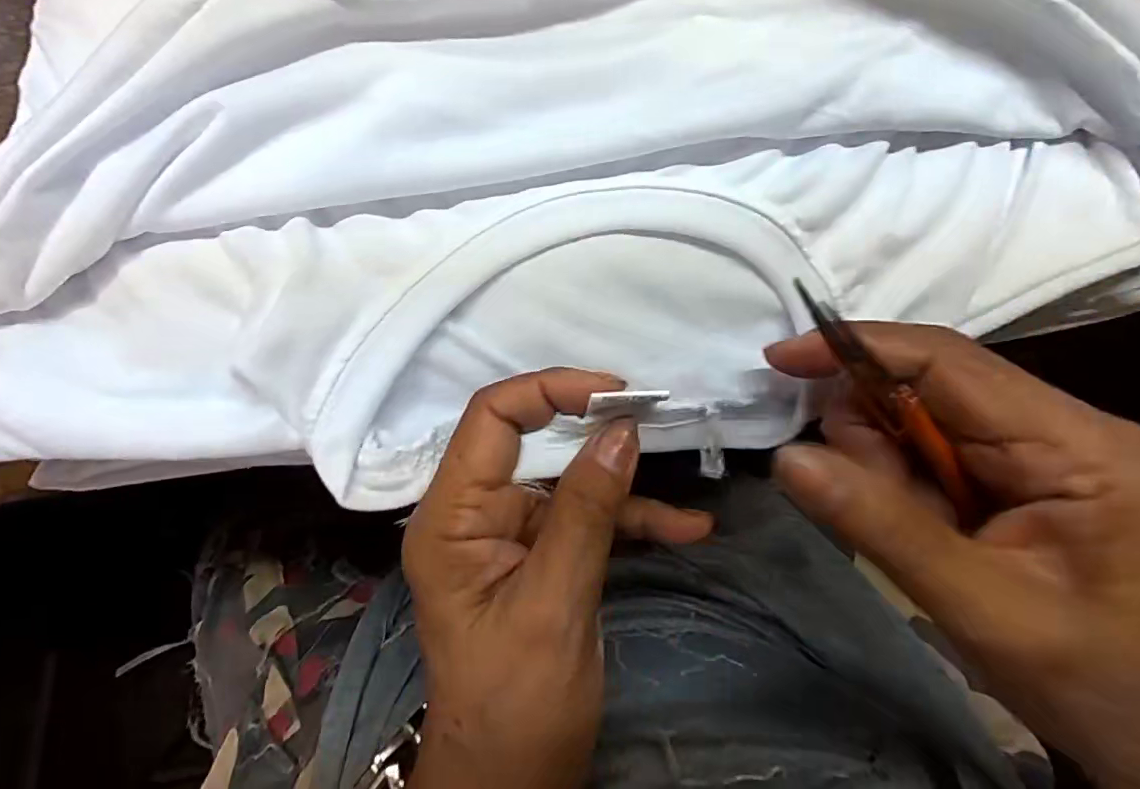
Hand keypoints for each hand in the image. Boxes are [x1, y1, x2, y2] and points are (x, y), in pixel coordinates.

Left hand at [403, 368, 713, 788]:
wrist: (513, 784)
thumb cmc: (516, 704)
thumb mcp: (553, 604)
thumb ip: (586, 512)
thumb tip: (622, 432)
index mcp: (453, 517)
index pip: (491, 418)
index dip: (549, 390)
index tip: (614, 393)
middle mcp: (476, 512)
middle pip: (531, 436)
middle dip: (592, 424)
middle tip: (648, 412)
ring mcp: (511, 532)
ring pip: (569, 478)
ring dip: (625, 480)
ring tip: (678, 481)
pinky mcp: (543, 553)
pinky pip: (588, 518)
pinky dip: (634, 520)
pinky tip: (686, 528)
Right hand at [766, 324, 1139, 788]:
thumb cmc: (1093, 689)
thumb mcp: (978, 611)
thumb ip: (883, 527)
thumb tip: (790, 458)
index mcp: (1089, 450)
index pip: (953, 361)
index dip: (862, 348)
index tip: (785, 357)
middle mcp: (1085, 425)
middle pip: (942, 382)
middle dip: (878, 426)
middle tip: (851, 487)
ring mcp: (1073, 441)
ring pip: (942, 409)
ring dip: (895, 456)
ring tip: (914, 528)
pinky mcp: (1056, 462)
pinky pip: (958, 438)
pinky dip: (918, 470)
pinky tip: (927, 518)